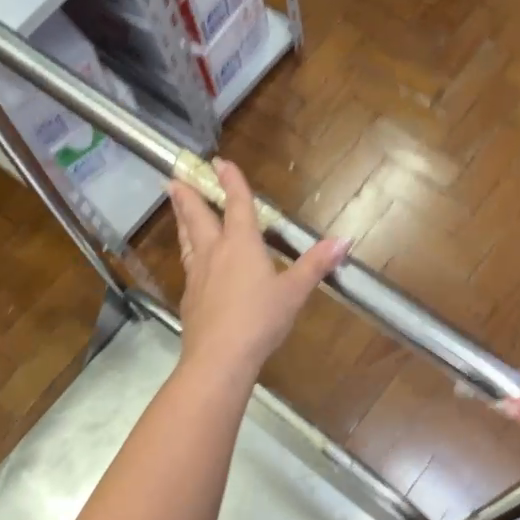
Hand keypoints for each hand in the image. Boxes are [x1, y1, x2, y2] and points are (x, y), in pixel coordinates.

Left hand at [169, 160, 347, 382]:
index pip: (236, 204)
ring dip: (182, 220)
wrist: (219, 358)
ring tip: (177, 208)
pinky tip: (191, 262)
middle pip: (198, 217)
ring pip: (187, 240)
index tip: (220, 162)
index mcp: (241, 244)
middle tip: (174, 179)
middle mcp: (215, 252)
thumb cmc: (260, 320)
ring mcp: (198, 276)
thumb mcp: (294, 292)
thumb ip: (315, 265)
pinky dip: (188, 254)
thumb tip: (344, 240)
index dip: (230, 182)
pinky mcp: (190, 299)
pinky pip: (188, 266)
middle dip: (189, 197)